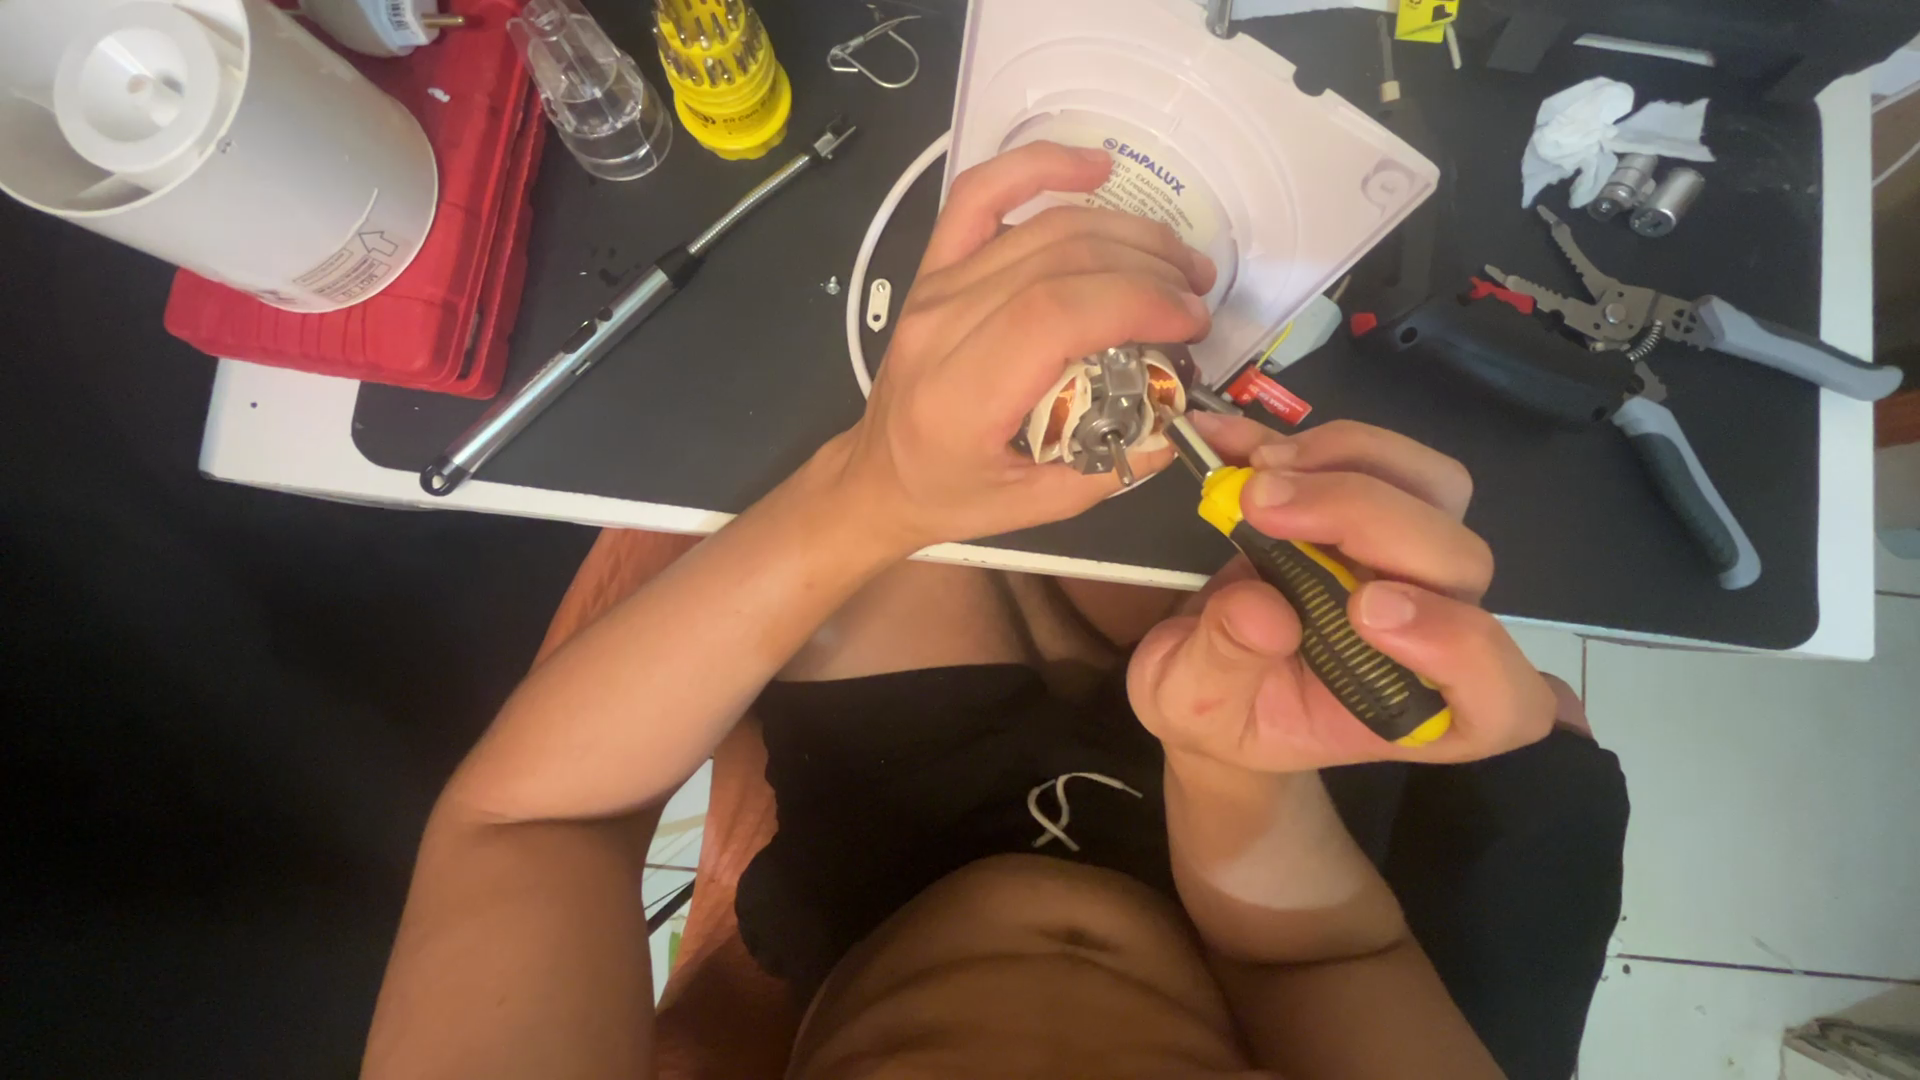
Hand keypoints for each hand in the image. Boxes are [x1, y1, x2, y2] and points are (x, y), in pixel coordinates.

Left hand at [825, 141, 1216, 550]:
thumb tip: (1178, 419)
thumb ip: (1109, 468)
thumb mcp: (1032, 507)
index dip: (1136, 301)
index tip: (1190, 323)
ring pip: (1040, 227)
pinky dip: (1038, 165)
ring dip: (1124, 231)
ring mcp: (933, 290)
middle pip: (1058, 260)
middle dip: (1147, 267)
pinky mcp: (932, 270)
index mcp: (960, 395)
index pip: (1055, 314)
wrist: (877, 476)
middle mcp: (942, 327)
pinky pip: (980, 196)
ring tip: (1177, 260)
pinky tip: (1094, 167)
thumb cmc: (948, 496)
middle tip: (1196, 297)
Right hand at [1128, 414, 1555, 772]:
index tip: (1365, 611)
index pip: (1497, 699)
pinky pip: (1359, 456)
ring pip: (1433, 488)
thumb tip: (1263, 608)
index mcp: (1404, 709)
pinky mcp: (1357, 515)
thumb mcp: (1193, 702)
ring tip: (1257, 469)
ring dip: (1350, 459)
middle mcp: (1424, 631)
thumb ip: (1226, 664)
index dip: (1458, 647)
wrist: (1201, 672)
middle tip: (1261, 501)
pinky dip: (1291, 440)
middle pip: (1454, 560)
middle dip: (1363, 515)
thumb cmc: (1211, 712)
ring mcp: (1398, 564)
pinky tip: (1227, 440)